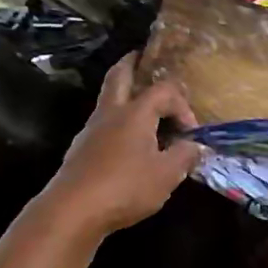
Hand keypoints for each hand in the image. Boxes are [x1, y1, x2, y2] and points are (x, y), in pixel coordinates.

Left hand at [37, 53, 203, 237]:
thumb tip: (195, 146)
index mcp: (135, 113)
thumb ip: (185, 156)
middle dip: (132, 63)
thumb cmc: (125, 187)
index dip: (182, 106)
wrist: (72, 211)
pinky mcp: (81, 151)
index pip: (164, 91)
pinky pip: (103, 125)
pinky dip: (117, 122)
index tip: (191, 132)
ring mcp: (91, 131)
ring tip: (142, 104)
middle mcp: (111, 113)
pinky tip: (129, 142)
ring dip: (124, 95)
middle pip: (119, 76)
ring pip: (108, 100)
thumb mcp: (167, 175)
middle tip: (141, 56)